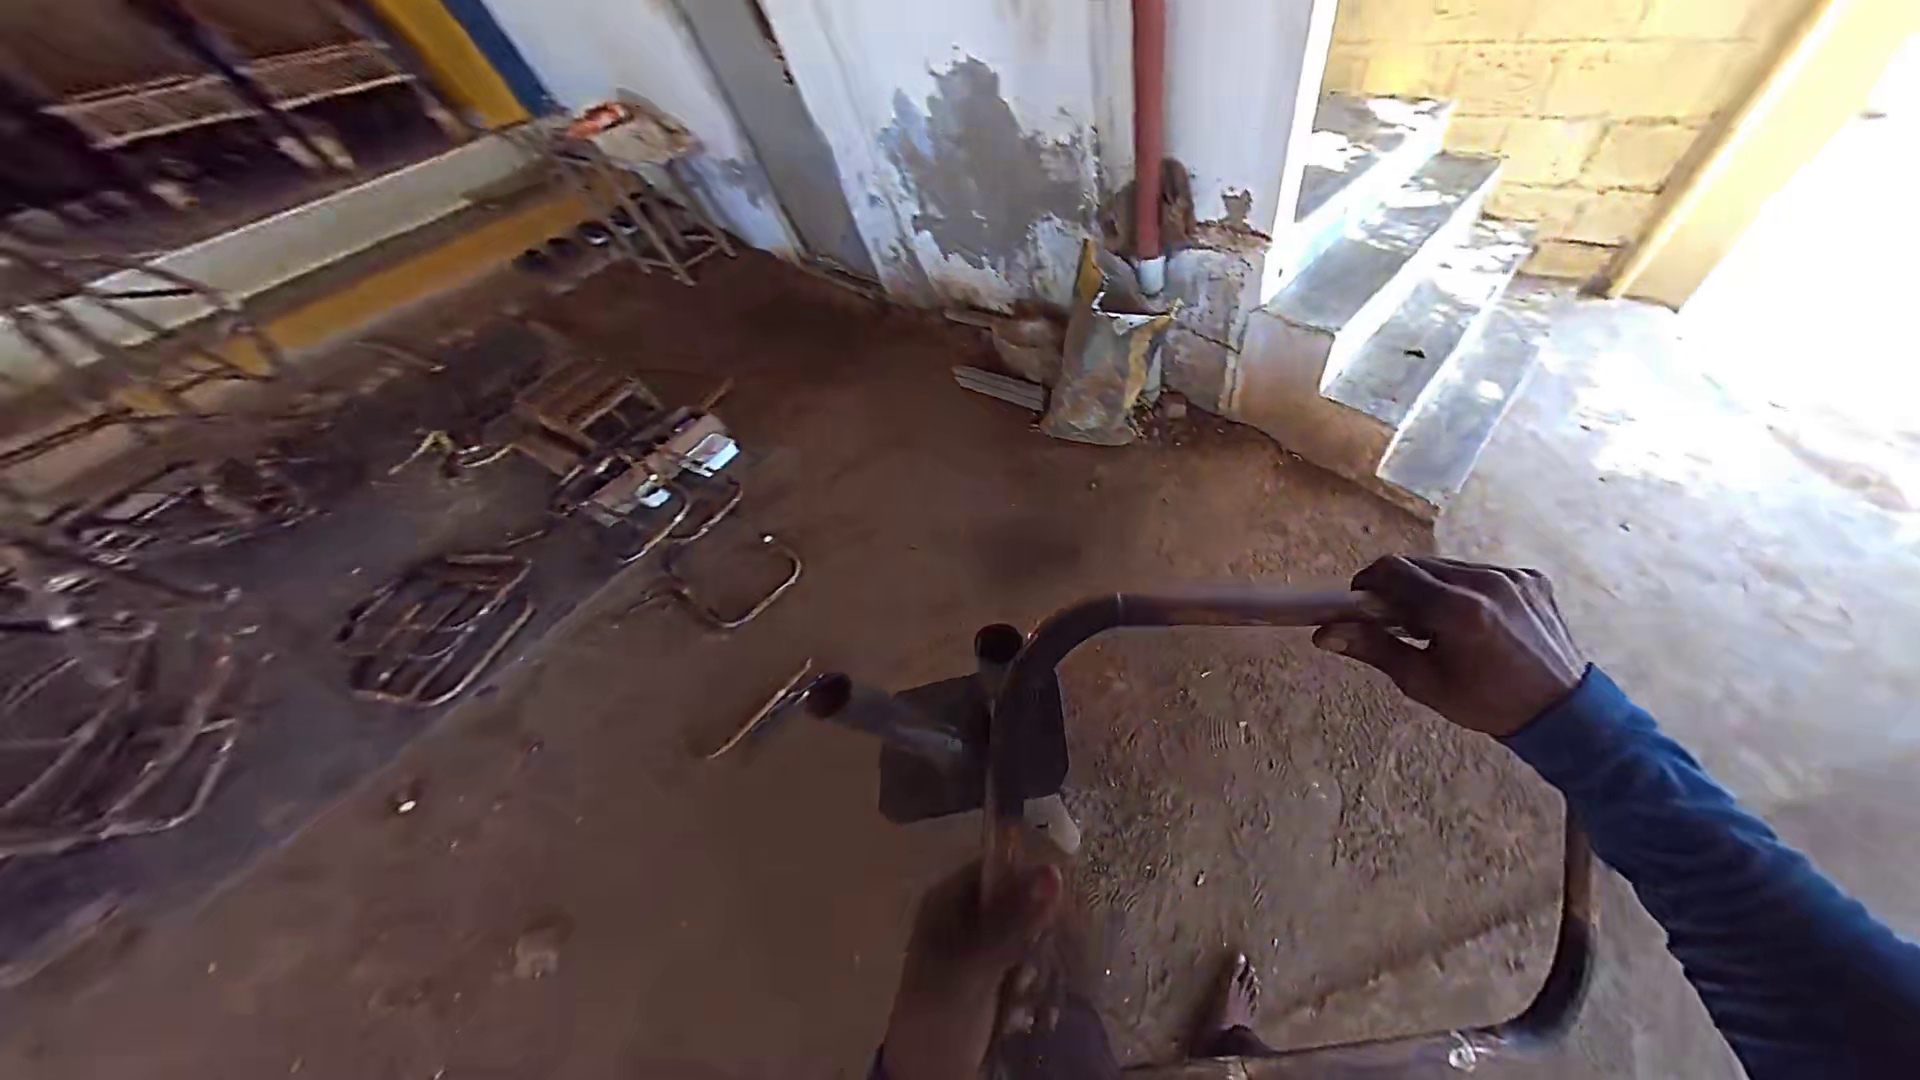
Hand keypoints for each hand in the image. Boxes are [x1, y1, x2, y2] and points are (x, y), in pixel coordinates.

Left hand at [881, 861, 1062, 1079]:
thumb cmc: (941, 1011)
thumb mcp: (977, 963)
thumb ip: (1014, 919)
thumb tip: (1054, 872)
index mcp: (947, 897)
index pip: (996, 867)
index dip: (1029, 873)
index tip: (1065, 891)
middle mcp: (963, 914)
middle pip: (1013, 896)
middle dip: (1039, 914)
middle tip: (1064, 934)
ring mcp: (978, 946)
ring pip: (1023, 928)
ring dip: (1041, 945)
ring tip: (1052, 965)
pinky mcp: (993, 977)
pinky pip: (1025, 958)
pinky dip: (1038, 968)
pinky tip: (1046, 982)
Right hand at [1313, 555, 1585, 736]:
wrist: (1566, 713)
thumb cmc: (1484, 702)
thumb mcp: (1420, 680)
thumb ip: (1372, 647)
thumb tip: (1323, 634)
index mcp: (1456, 609)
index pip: (1392, 569)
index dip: (1367, 582)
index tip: (1362, 604)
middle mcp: (1485, 583)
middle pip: (1415, 564)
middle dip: (1395, 586)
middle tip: (1396, 619)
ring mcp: (1512, 577)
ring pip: (1445, 565)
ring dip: (1427, 585)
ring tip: (1435, 621)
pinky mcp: (1531, 577)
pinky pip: (1476, 571)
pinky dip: (1459, 587)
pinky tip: (1469, 617)